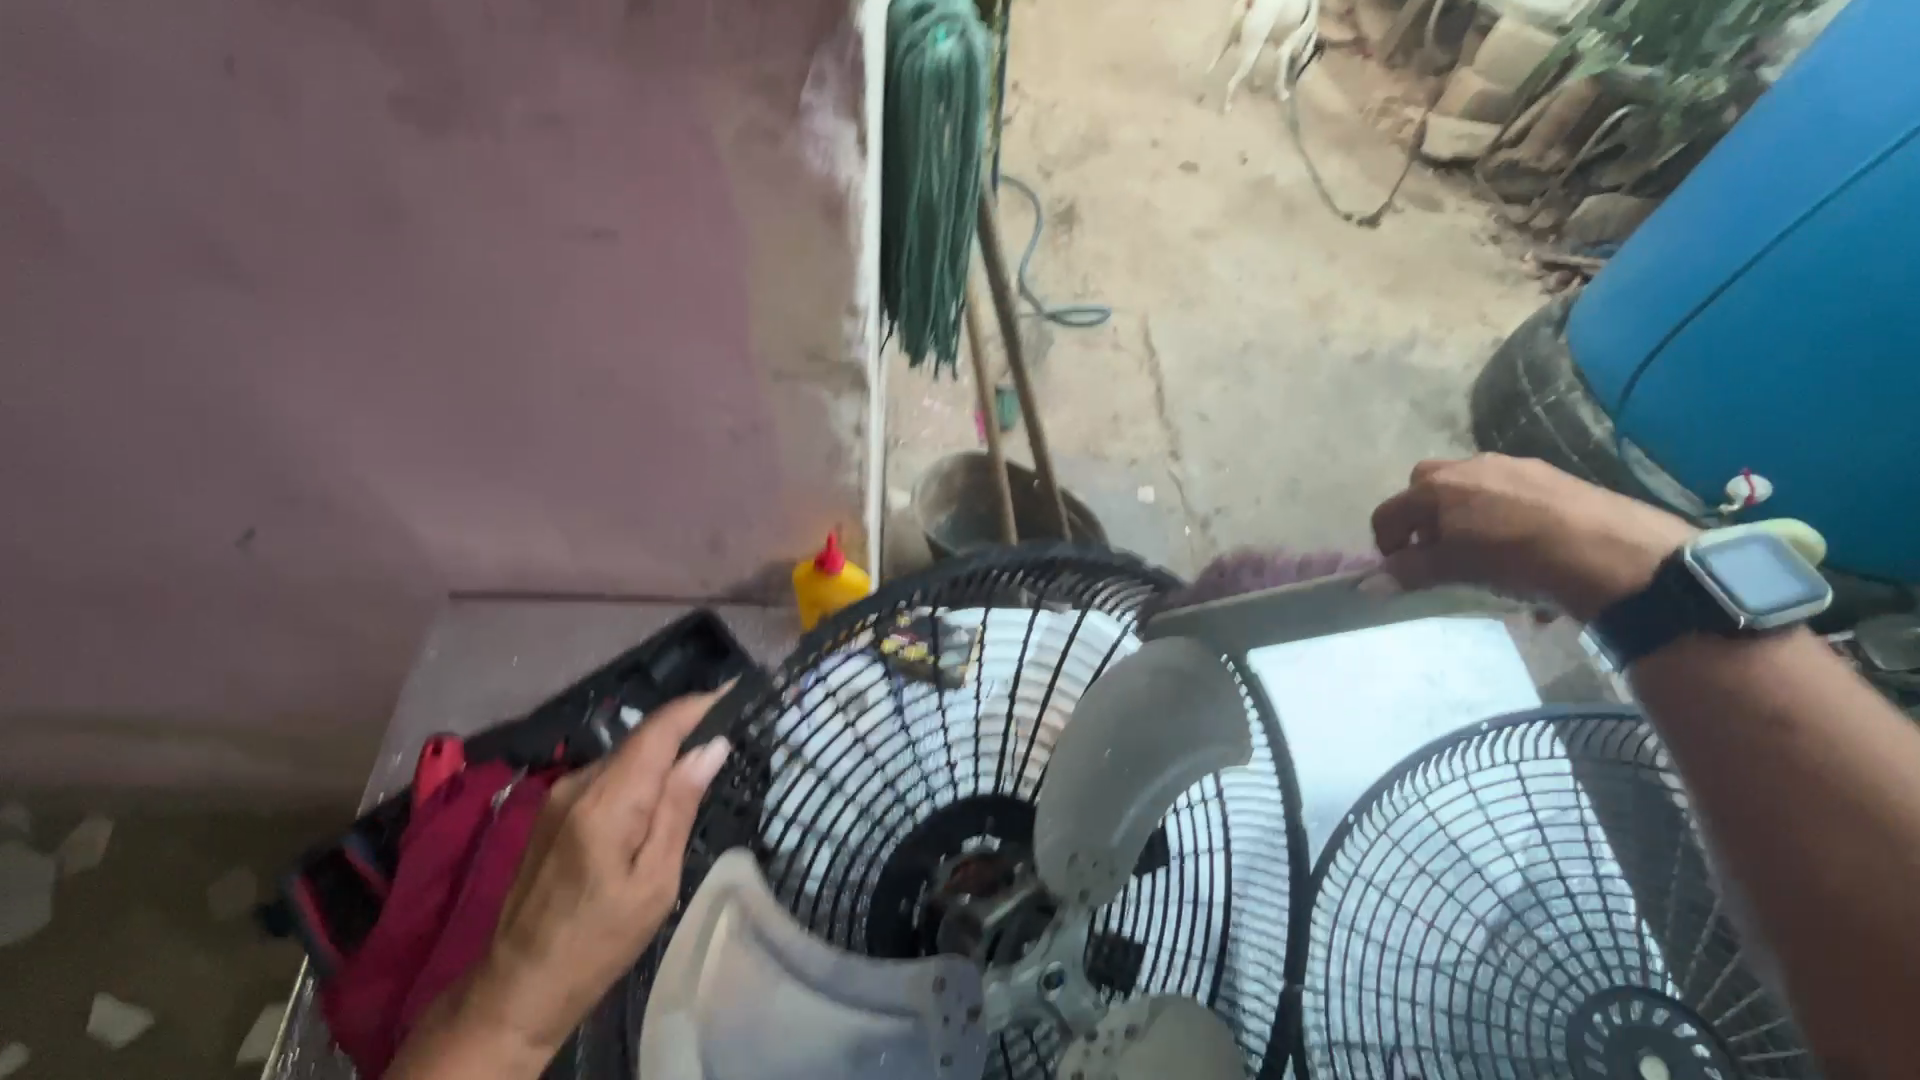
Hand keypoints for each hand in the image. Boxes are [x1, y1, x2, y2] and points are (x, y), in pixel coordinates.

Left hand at [439, 692, 731, 1068]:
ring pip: (625, 756)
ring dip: (664, 753)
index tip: (738, 691)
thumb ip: (679, 806)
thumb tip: (712, 747)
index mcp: (606, 801)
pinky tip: (660, 796)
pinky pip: (607, 776)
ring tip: (704, 764)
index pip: (659, 729)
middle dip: (687, 728)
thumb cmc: (600, 941)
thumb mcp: (656, 881)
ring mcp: (559, 795)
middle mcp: (578, 784)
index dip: (699, 705)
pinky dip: (640, 774)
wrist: (519, 986)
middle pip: (642, 738)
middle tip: (733, 732)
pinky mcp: (553, 811)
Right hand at [1370, 454, 1697, 619]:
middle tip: (1439, 551)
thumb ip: (1410, 571)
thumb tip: (1372, 582)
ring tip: (1483, 547)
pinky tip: (1521, 541)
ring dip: (1461, 512)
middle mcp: (1466, 466)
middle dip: (1422, 518)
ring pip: (1467, 486)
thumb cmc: (1514, 559)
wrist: (1608, 550)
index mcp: (1434, 487)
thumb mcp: (1453, 570)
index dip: (1387, 544)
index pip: (1388, 513)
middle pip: (1423, 487)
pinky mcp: (1547, 472)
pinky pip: (1504, 489)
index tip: (1403, 570)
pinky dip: (1498, 510)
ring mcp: (1509, 465)